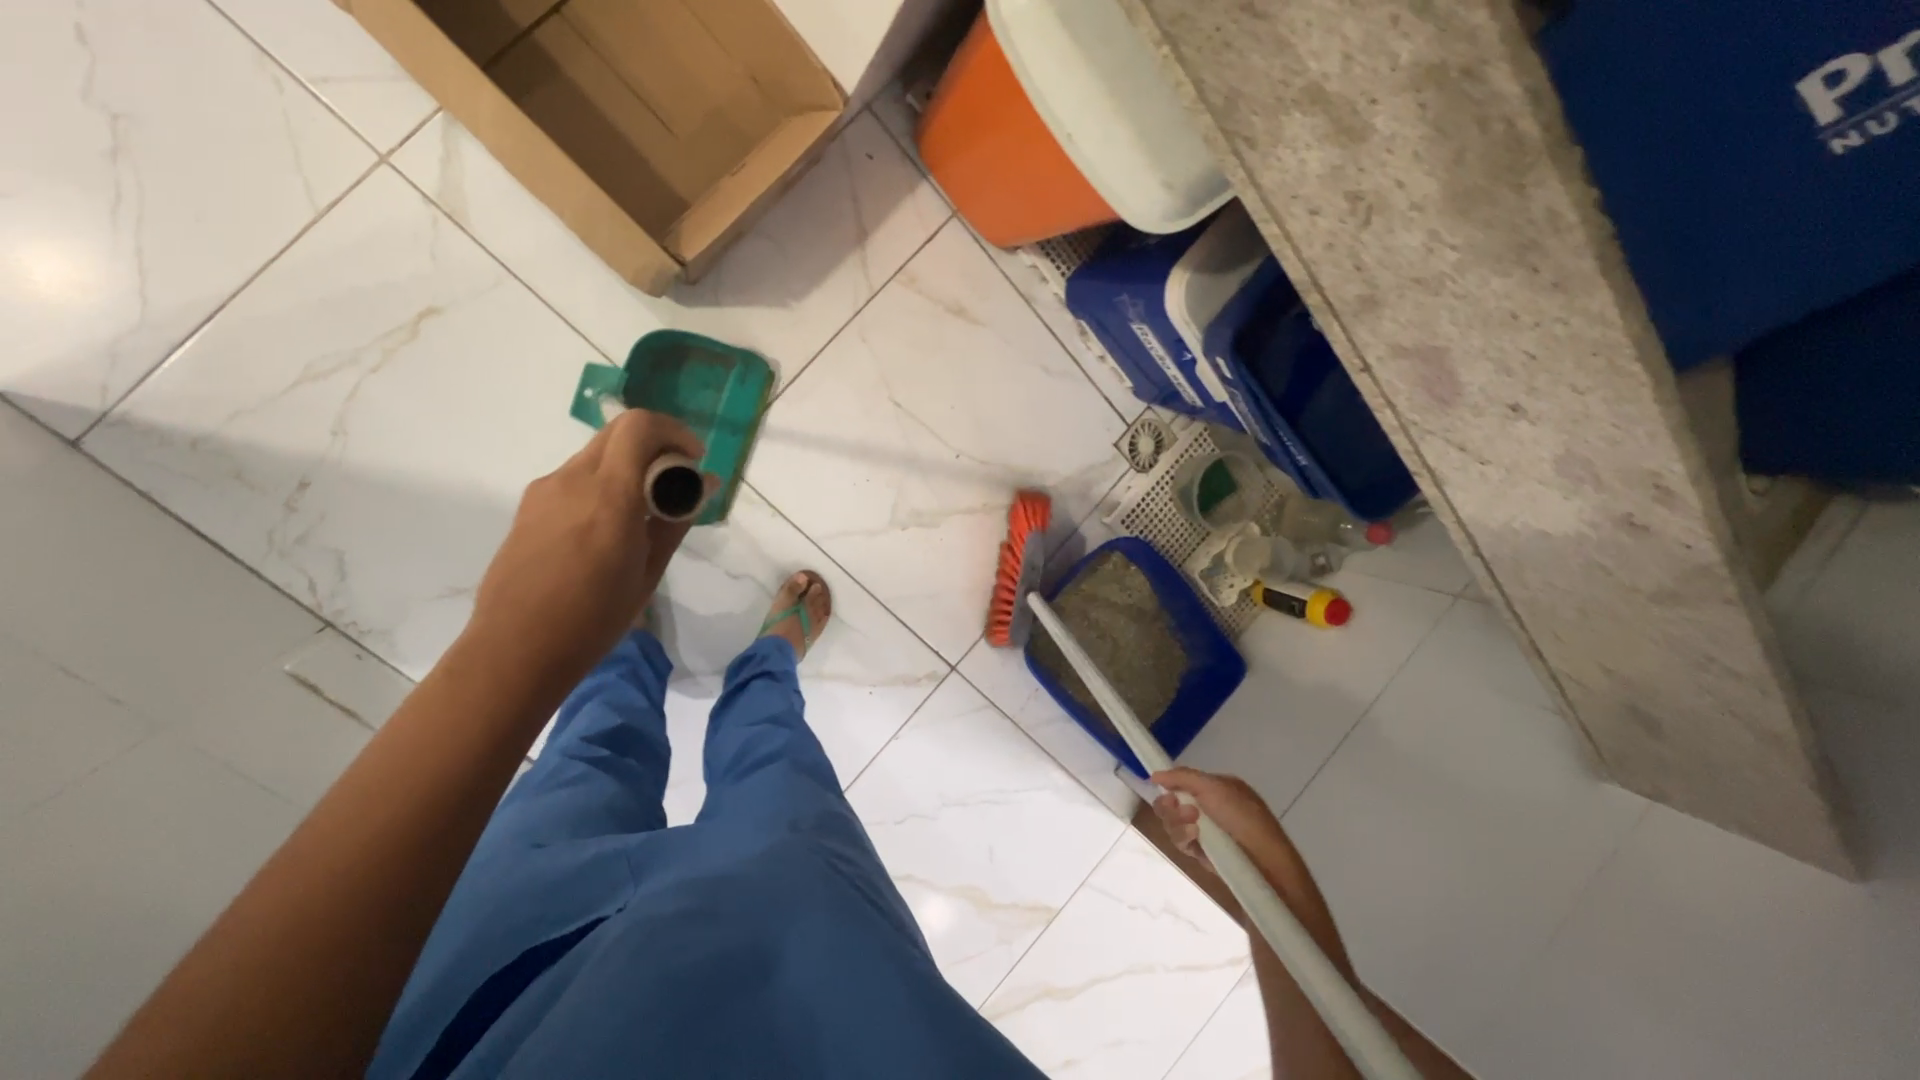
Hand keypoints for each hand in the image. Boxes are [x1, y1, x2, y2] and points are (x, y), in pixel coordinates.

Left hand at [464, 408, 705, 690]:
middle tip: (675, 481)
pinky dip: (603, 484)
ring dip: (628, 466)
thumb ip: (675, 519)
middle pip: (618, 432)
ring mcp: (544, 490)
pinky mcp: (529, 506)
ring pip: (596, 454)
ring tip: (644, 511)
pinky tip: (609, 529)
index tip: (693, 462)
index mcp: (608, 495)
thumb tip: (704, 483)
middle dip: (655, 445)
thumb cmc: (593, 619)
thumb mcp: (648, 572)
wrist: (516, 649)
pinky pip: (576, 478)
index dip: (674, 433)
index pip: (641, 427)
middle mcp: (572, 480)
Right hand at [1150, 766, 1291, 870]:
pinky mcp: (1201, 852)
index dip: (1170, 787)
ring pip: (1172, 823)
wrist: (1263, 859)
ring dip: (1178, 823)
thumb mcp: (1214, 787)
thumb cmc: (1242, 816)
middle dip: (1171, 807)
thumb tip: (1155, 775)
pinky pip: (1180, 842)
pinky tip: (1195, 839)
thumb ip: (1182, 777)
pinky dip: (1183, 838)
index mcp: (1215, 788)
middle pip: (1170, 803)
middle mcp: (1207, 807)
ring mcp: (1204, 830)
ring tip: (1194, 828)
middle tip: (1184, 811)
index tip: (1166, 792)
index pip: (1181, 783)